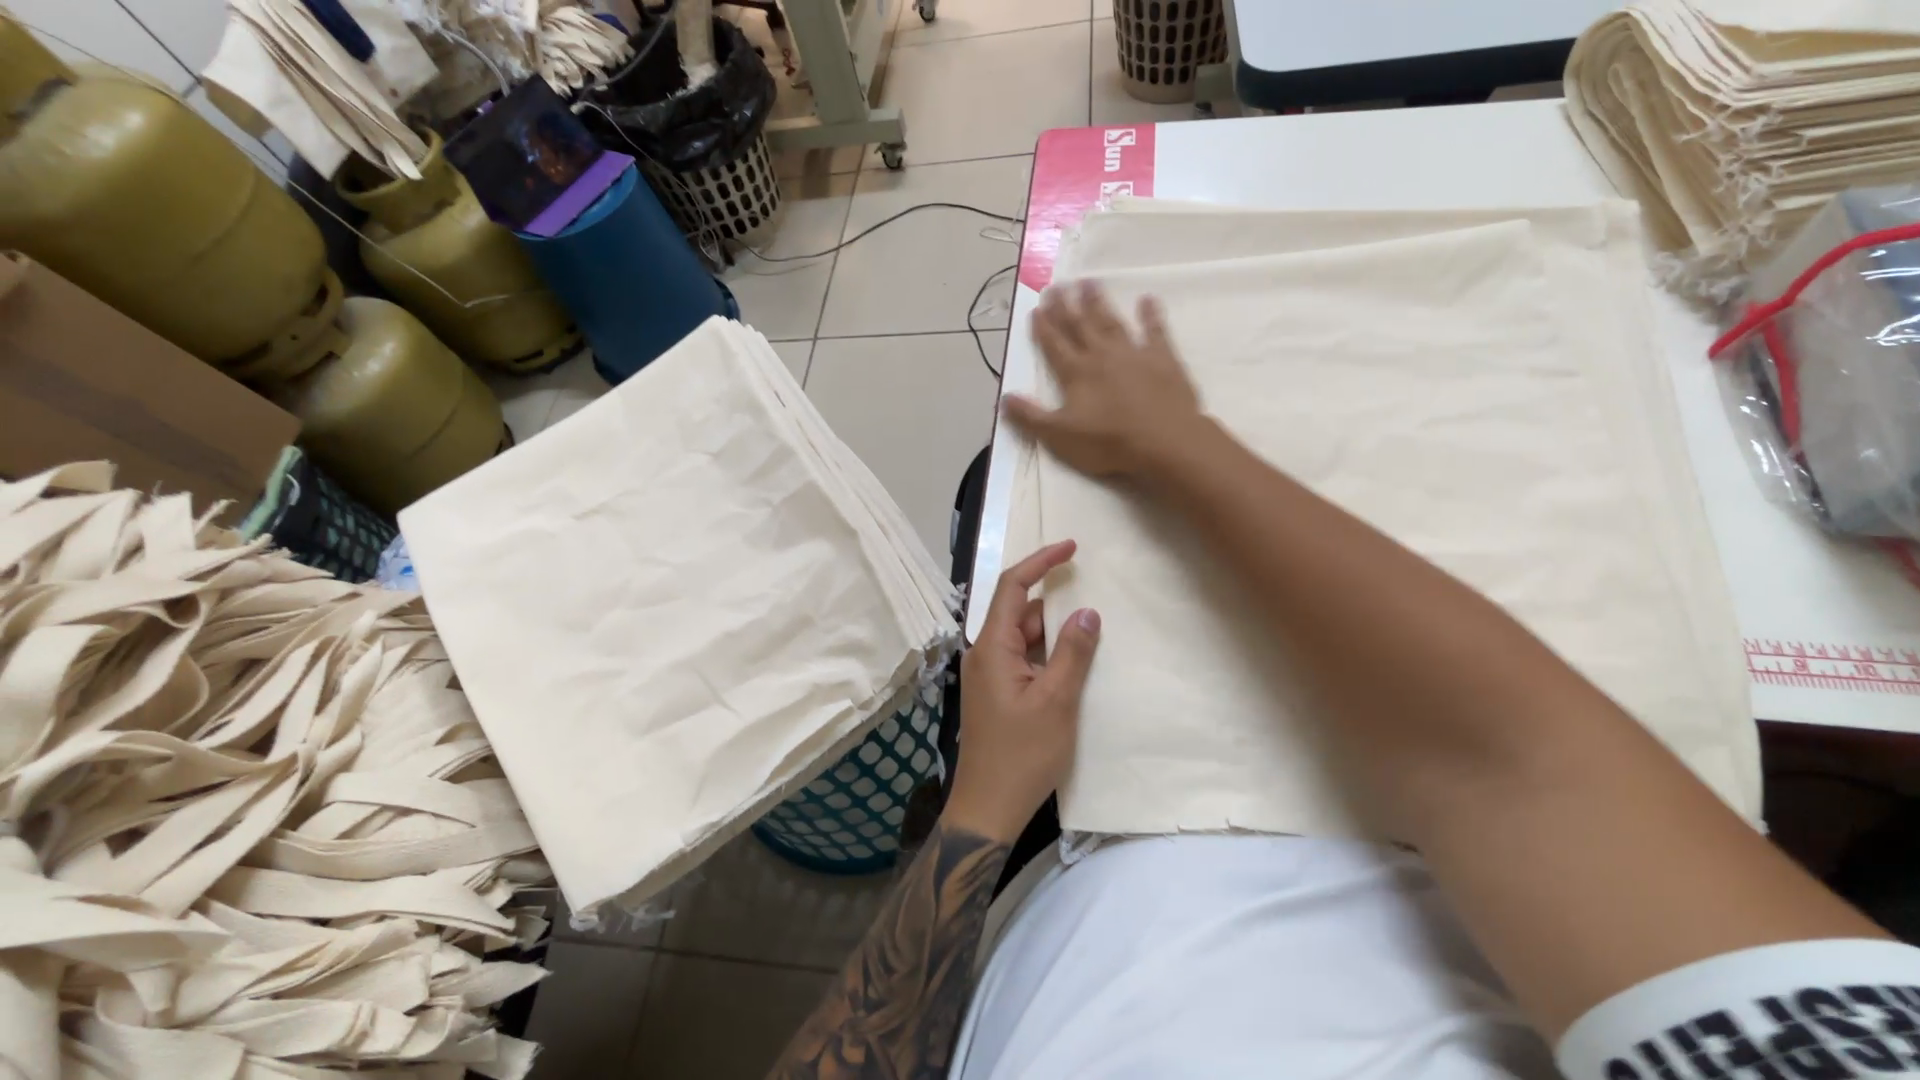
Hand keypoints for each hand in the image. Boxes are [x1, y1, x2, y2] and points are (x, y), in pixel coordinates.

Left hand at [946, 541, 1101, 842]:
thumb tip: (1086, 611)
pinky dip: (1048, 654)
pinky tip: (1076, 661)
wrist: (988, 807)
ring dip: (1054, 630)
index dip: (1040, 562)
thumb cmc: (1022, 755)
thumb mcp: (1056, 701)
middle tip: (1094, 590)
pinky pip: (1024, 660)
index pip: (1011, 587)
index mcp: (991, 648)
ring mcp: (989, 676)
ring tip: (1092, 628)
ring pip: (1024, 638)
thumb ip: (1073, 653)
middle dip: (1053, 599)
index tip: (1071, 546)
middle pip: (1019, 611)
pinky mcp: (997, 694)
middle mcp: (984, 654)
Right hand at [1005, 281, 1205, 478]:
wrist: (1164, 443)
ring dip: (1099, 303)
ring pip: (1111, 322)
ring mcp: (1134, 354)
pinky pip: (1156, 331)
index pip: (1054, 345)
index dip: (1043, 327)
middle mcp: (1101, 356)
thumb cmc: (1109, 443)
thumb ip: (1030, 417)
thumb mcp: (1059, 436)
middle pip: (1080, 326)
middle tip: (1058, 285)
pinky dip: (1151, 315)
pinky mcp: (1163, 359)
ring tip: (1089, 283)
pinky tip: (1147, 300)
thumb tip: (1004, 398)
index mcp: (1076, 374)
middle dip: (1067, 306)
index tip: (1036, 307)